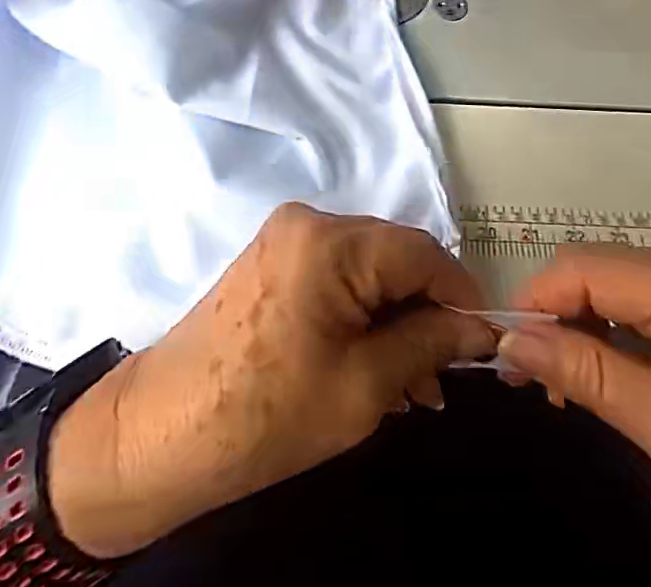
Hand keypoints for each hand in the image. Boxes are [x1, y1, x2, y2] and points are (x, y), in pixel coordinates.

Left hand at [48, 202, 498, 556]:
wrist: (170, 426)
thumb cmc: (270, 410)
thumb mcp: (367, 383)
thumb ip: (429, 343)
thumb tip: (476, 328)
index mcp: (329, 241)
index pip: (423, 253)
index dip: (460, 299)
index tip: (480, 349)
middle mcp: (304, 223)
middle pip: (392, 258)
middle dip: (424, 315)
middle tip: (439, 381)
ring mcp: (281, 241)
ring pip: (364, 271)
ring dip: (392, 321)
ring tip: (408, 389)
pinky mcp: (268, 262)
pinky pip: (331, 277)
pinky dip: (358, 315)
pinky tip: (370, 365)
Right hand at [496, 246, 650, 584]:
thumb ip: (589, 376)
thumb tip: (508, 342)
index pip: (584, 269)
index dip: (534, 303)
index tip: (506, 354)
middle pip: (587, 268)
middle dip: (547, 315)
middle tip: (527, 374)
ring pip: (598, 280)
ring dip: (568, 323)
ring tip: (556, 378)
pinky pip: (622, 294)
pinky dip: (595, 326)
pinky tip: (593, 366)